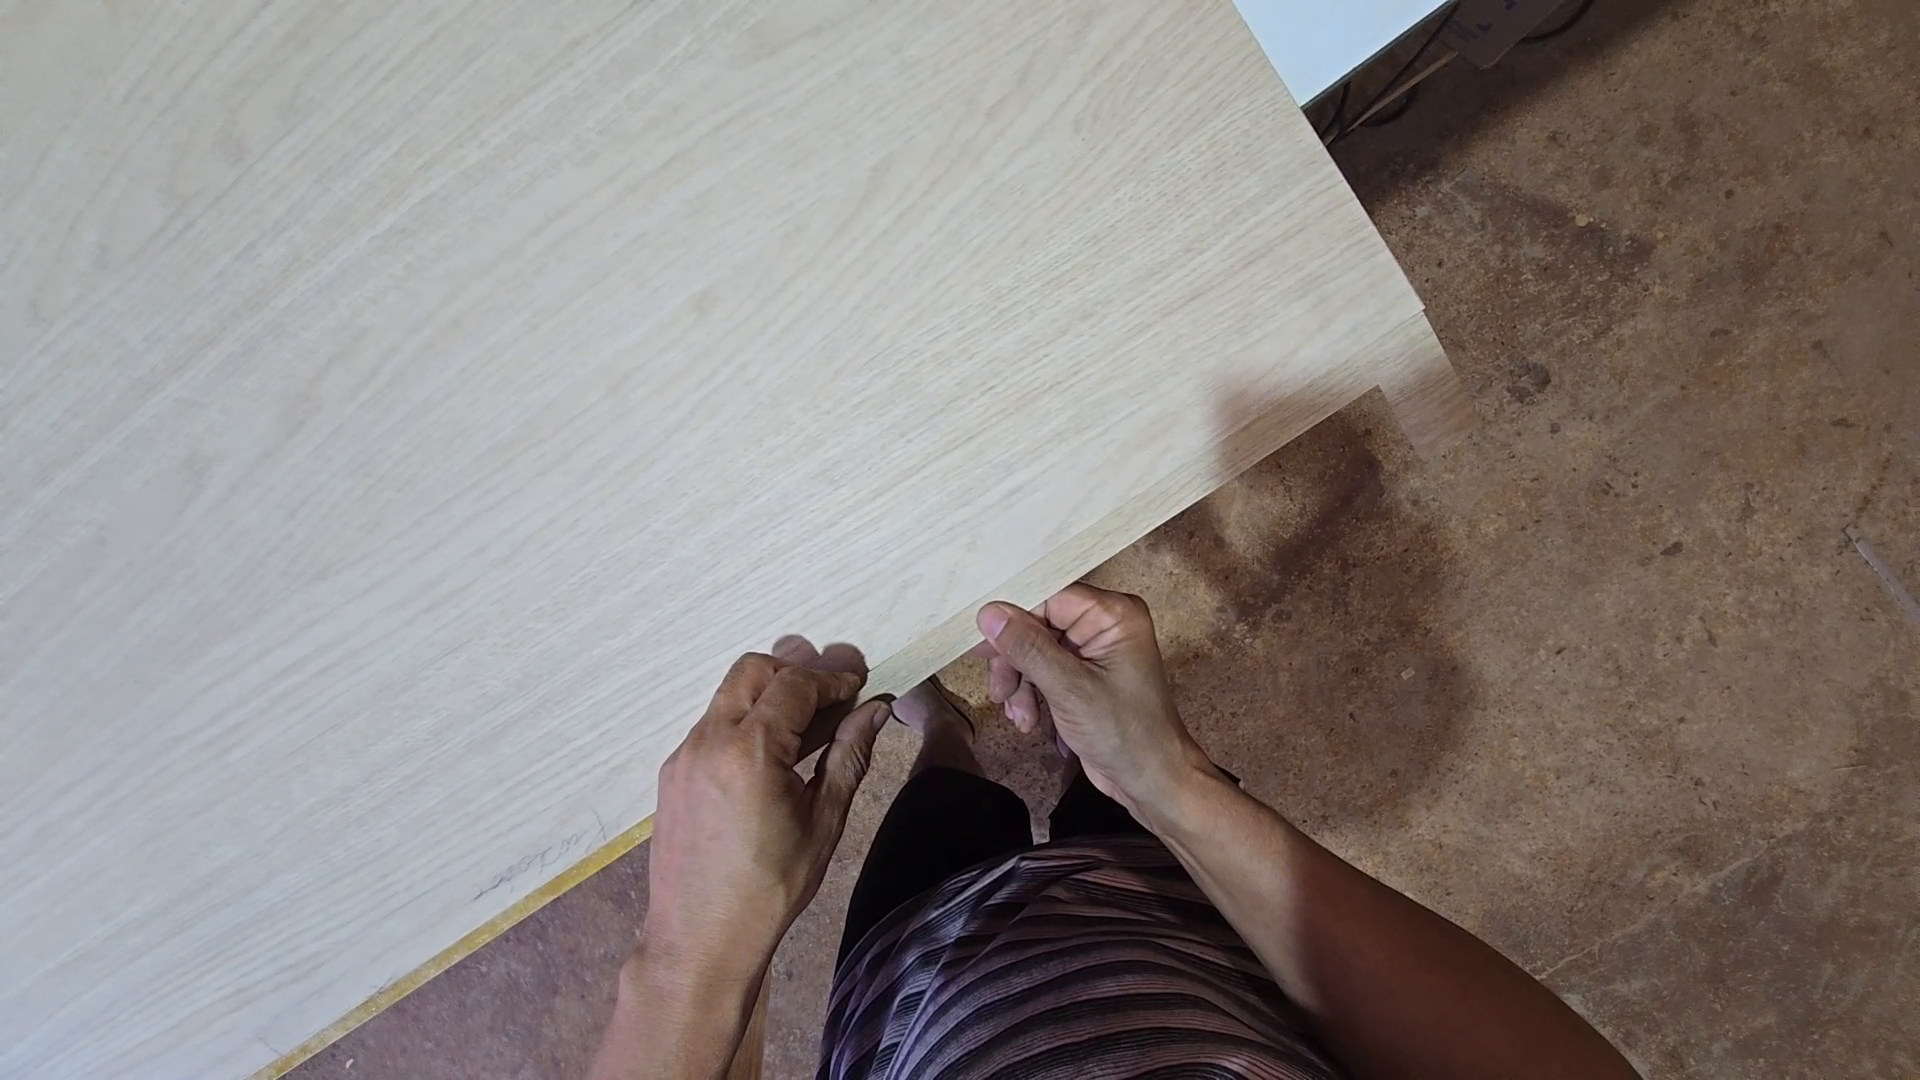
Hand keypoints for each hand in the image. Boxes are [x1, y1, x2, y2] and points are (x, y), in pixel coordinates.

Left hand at [639, 640, 890, 984]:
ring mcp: (684, 754)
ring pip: (730, 693)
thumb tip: (877, 708)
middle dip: (795, 670)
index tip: (858, 684)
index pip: (794, 683)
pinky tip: (772, 752)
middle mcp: (709, 740)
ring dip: (769, 692)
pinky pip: (714, 722)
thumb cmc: (771, 887)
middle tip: (830, 696)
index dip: (832, 677)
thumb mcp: (824, 821)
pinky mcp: (672, 771)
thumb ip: (850, 755)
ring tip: (806, 723)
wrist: (697, 943)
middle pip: (753, 669)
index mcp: (750, 751)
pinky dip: (747, 718)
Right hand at [974, 583, 1213, 815]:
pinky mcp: (1083, 673)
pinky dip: (1030, 692)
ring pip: (1035, 648)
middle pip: (1038, 624)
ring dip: (1020, 681)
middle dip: (1015, 660)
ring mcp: (1093, 650)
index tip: (985, 645)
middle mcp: (1104, 624)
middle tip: (998, 690)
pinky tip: (1028, 719)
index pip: (1049, 598)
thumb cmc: (1124, 733)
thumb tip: (988, 614)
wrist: (1150, 781)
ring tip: (1017, 714)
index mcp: (1114, 614)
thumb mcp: (1069, 688)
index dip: (1014, 620)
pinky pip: (1043, 668)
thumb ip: (1027, 648)